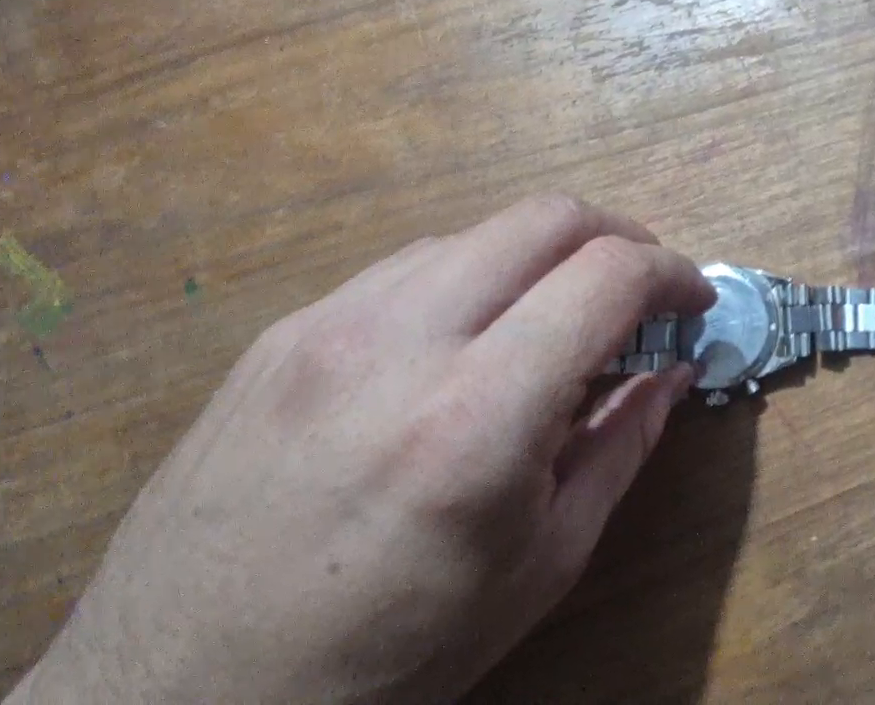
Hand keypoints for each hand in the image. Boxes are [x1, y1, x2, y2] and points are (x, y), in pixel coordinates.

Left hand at [6, 197, 714, 704]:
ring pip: (478, 234)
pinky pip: (409, 268)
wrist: (180, 702)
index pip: (606, 277)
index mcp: (478, 418)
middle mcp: (399, 343)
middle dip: (620, 237)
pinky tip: (472, 342)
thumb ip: (622, 445)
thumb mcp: (542, 561)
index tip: (694, 302)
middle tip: (644, 292)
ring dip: (544, 259)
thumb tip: (673, 370)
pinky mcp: (282, 333)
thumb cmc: (392, 650)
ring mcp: (327, 326)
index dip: (672, 274)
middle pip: (545, 218)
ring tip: (558, 323)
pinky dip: (474, 281)